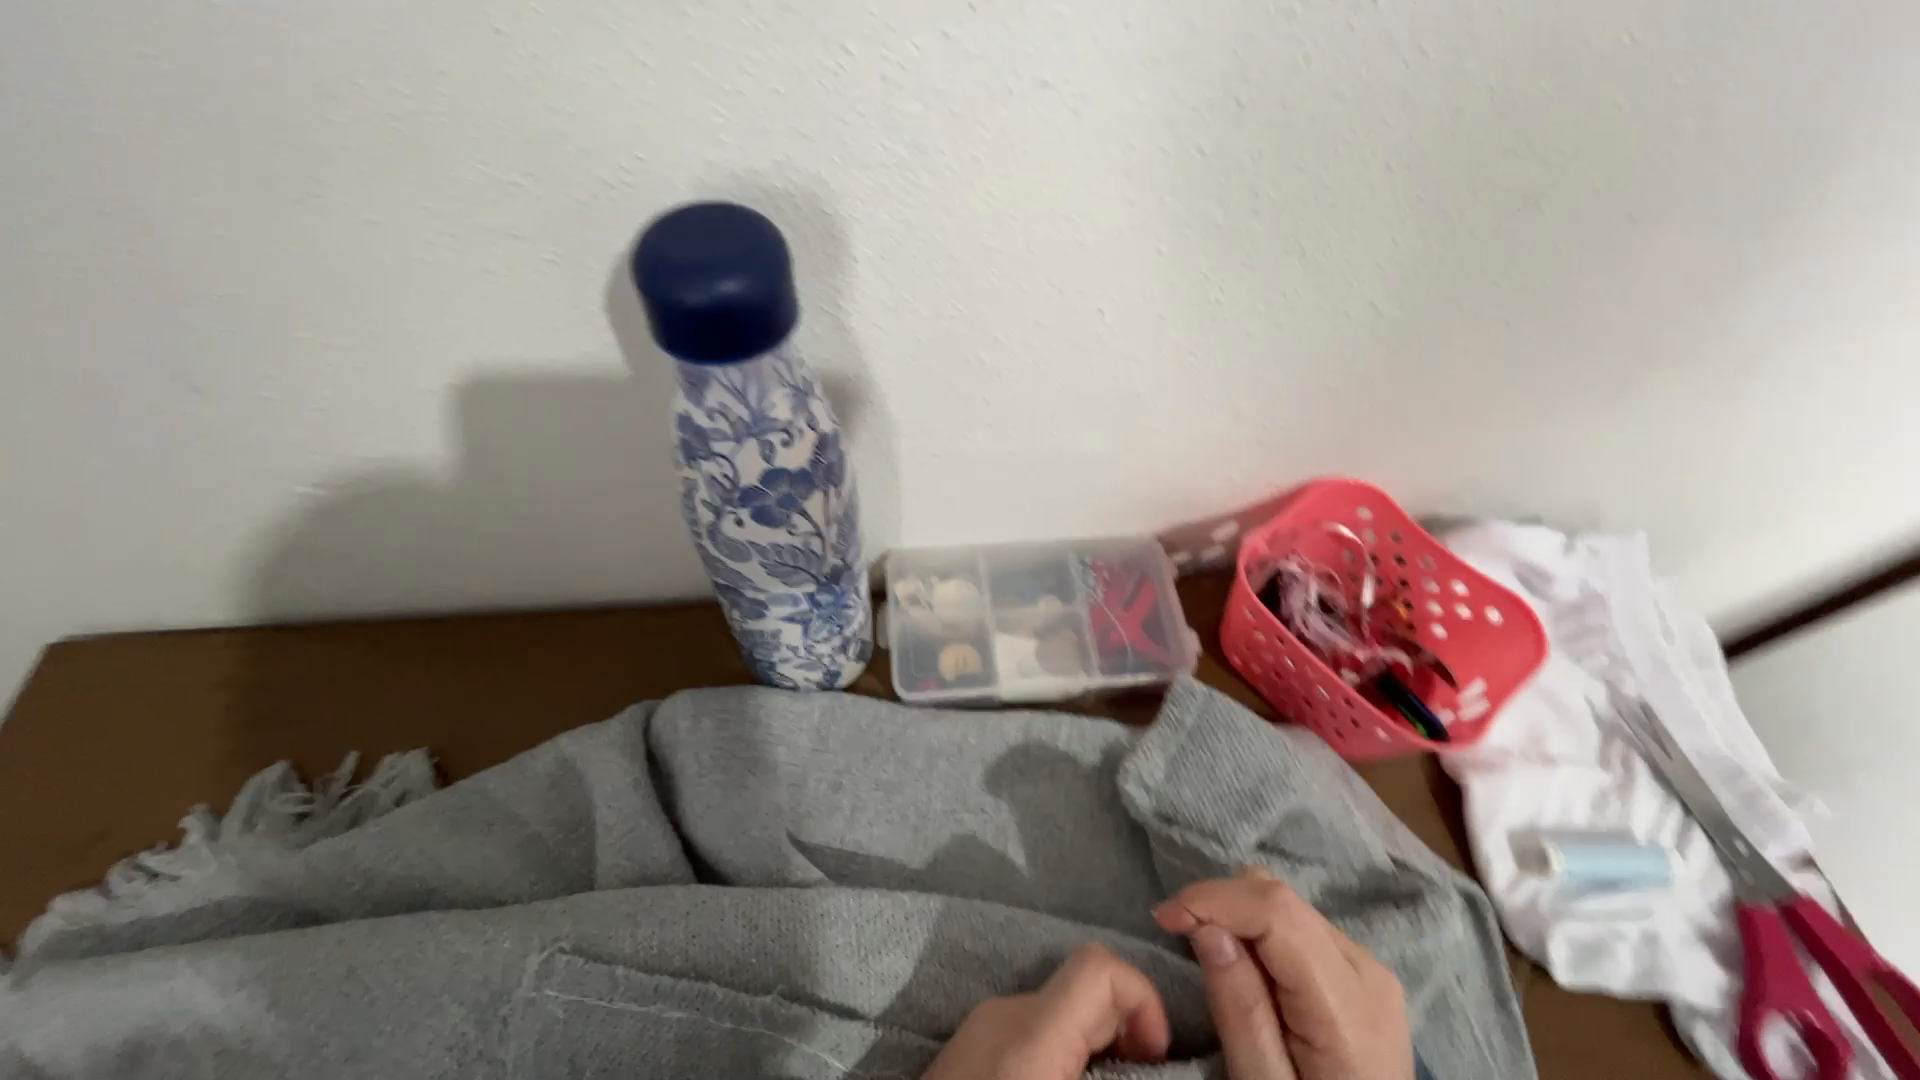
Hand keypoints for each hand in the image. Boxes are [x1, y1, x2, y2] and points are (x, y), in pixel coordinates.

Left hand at [922, 943, 1171, 1079]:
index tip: (1155, 1060)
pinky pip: (1034, 1033)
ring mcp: (980, 1028)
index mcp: (1028, 1035)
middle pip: (1086, 991)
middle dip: (1126, 1037)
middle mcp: (1002, 1015)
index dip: (1143, 1001)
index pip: (1099, 967)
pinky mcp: (970, 1048)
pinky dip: (1063, 1057)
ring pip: (1062, 1013)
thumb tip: (1155, 1069)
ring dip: (1096, 1052)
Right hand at [1153, 868, 1412, 1079]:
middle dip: (1219, 903)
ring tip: (1210, 954)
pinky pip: (1297, 923)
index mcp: (1345, 1003)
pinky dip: (1259, 928)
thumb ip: (1240, 1010)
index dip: (1212, 899)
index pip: (1275, 912)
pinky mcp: (1360, 970)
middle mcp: (1365, 967)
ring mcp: (1368, 965)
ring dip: (1237, 913)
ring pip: (1285, 903)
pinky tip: (1244, 964)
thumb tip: (1206, 931)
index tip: (1164, 919)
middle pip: (1279, 897)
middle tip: (1178, 936)